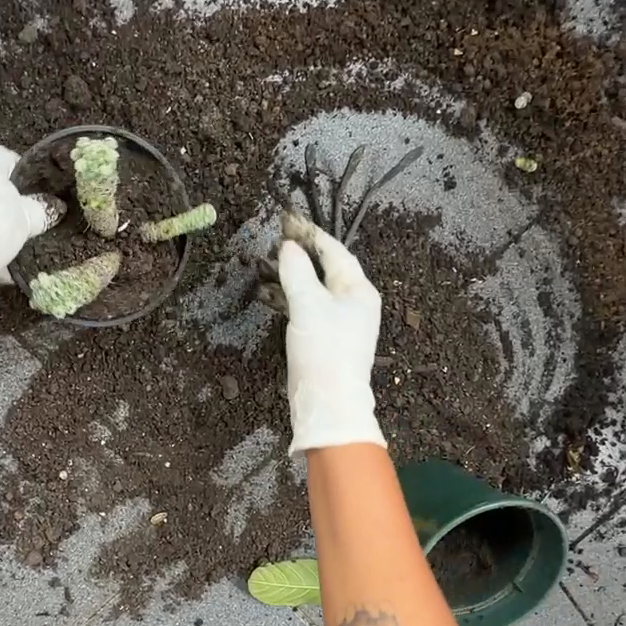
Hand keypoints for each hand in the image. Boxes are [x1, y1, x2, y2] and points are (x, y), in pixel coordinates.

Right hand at [276, 211, 384, 452]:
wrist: (328, 403)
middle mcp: (355, 304)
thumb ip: (296, 271)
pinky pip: (308, 310)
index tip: (290, 222)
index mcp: (359, 291)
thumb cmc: (324, 350)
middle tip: (276, 242)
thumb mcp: (307, 304)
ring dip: (291, 278)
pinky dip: (290, 300)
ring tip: (267, 268)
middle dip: (300, 256)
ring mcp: (341, 324)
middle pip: (326, 270)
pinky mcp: (326, 341)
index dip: (312, 236)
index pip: (336, 252)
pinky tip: (272, 297)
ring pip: (314, 291)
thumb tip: (288, 247)